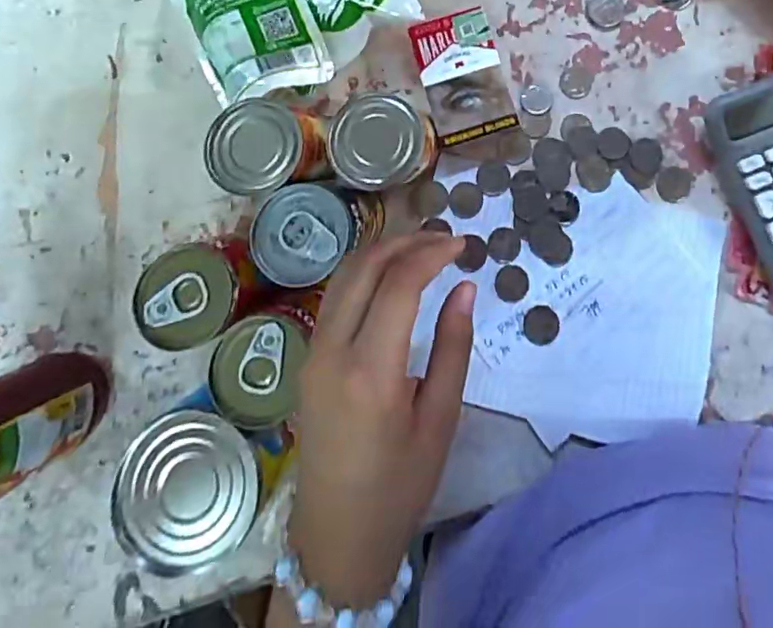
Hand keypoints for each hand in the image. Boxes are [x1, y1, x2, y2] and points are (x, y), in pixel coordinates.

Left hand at [289, 233, 473, 609]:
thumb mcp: (440, 420)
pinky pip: (335, 297)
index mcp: (370, 371)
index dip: (431, 254)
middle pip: (364, 267)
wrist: (337, 534)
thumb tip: (464, 288)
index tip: (462, 245)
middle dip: (405, 241)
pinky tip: (390, 278)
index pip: (398, 285)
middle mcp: (332, 351)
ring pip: (343, 276)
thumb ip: (453, 348)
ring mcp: (313, 352)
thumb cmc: (400, 486)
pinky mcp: (307, 358)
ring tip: (422, 248)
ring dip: (382, 252)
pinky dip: (364, 274)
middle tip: (444, 238)